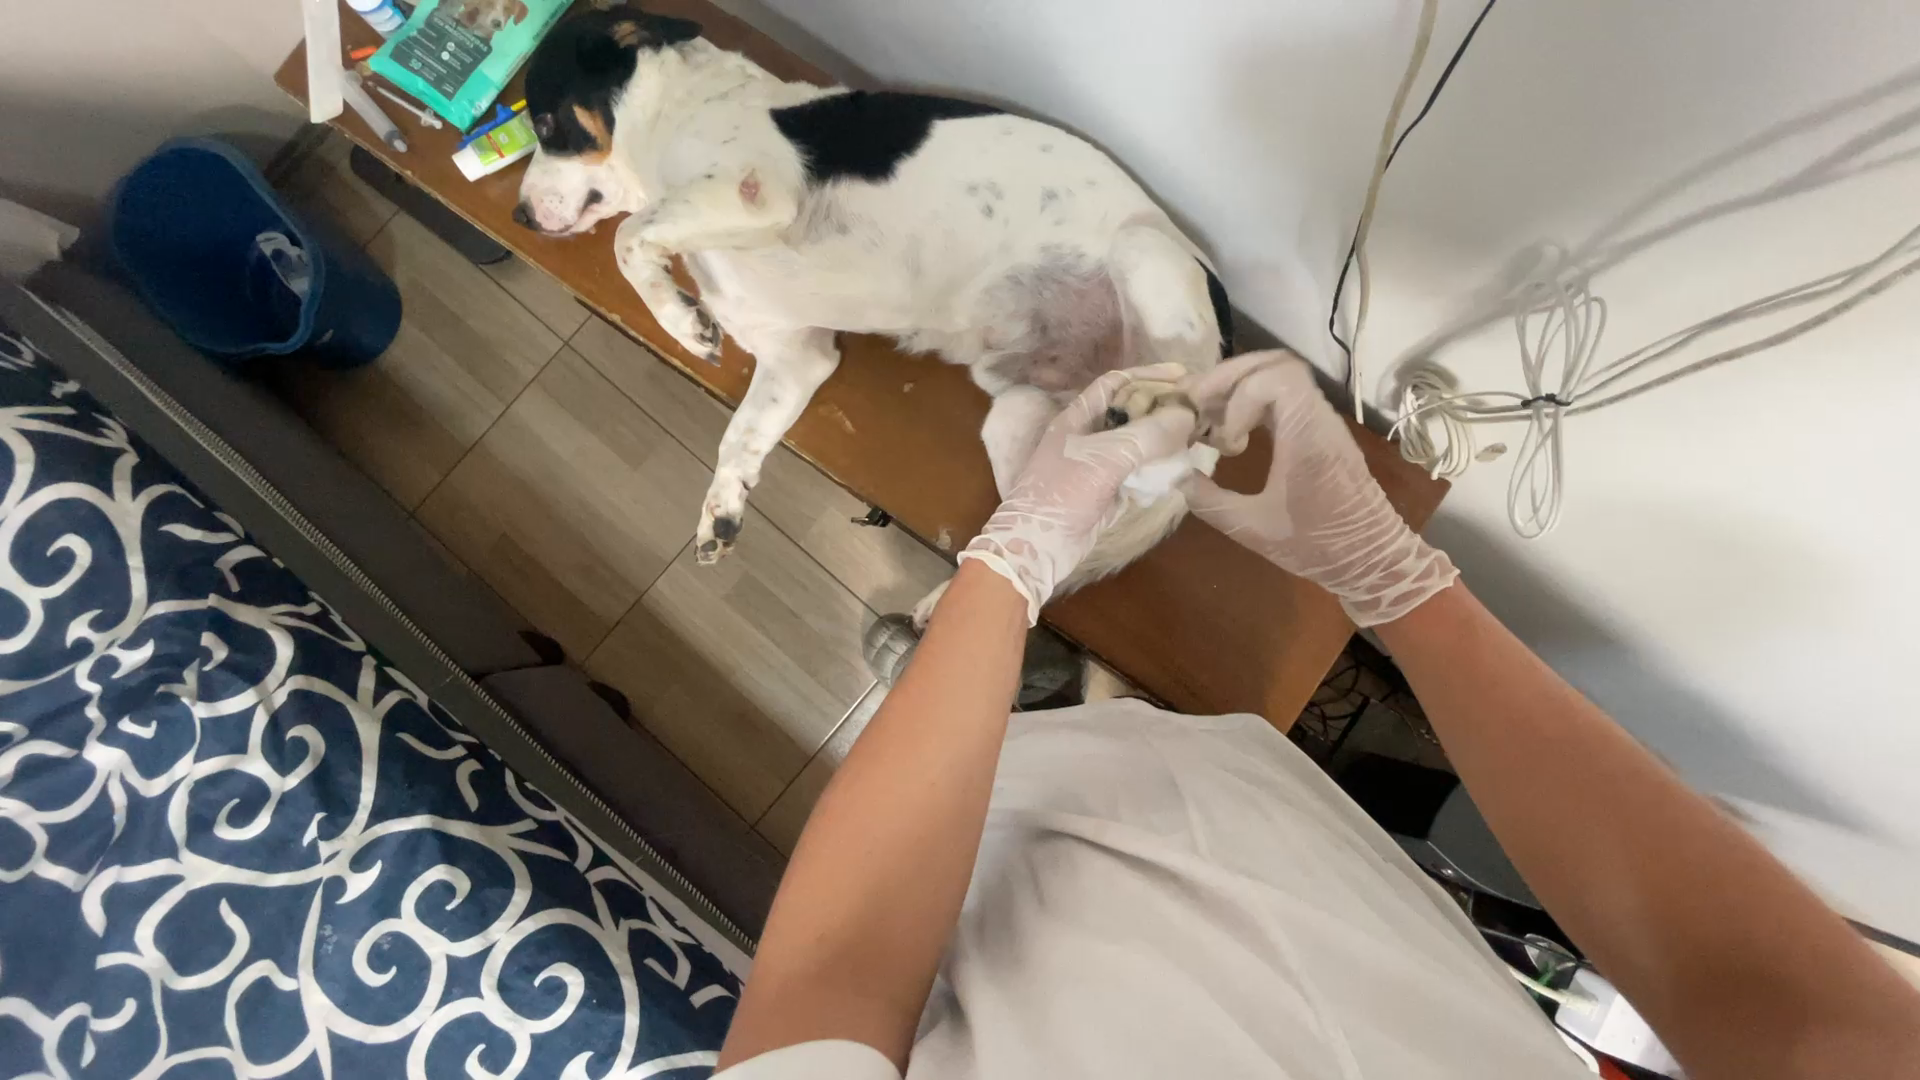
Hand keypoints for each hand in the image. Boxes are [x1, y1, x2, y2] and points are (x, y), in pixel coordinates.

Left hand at [960, 365, 1197, 623]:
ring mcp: (1096, 467)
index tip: (1183, 375)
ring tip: (1195, 437)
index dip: (1147, 376)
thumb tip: (1186, 417)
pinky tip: (1179, 469)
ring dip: (1163, 442)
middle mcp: (1087, 438)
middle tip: (1196, 410)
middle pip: (1129, 413)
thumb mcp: (1107, 457)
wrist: (1038, 545)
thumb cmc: (1064, 492)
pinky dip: (1156, 471)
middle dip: (1160, 410)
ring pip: (1136, 446)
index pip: (1115, 383)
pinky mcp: (1106, 494)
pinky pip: (1137, 475)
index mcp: (1078, 419)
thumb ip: (1147, 435)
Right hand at [1181, 351, 1455, 625]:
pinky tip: (1229, 435)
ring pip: (1277, 376)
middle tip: (1194, 406)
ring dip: (1236, 389)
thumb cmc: (1317, 546)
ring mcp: (1320, 423)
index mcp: (1308, 437)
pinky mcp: (1317, 433)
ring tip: (1205, 417)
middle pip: (1274, 363)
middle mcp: (1318, 419)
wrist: (1371, 559)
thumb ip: (1208, 501)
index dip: (1239, 394)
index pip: (1275, 376)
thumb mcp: (1252, 529)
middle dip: (1228, 378)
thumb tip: (1175, 477)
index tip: (1225, 440)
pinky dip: (1249, 404)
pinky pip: (1282, 398)